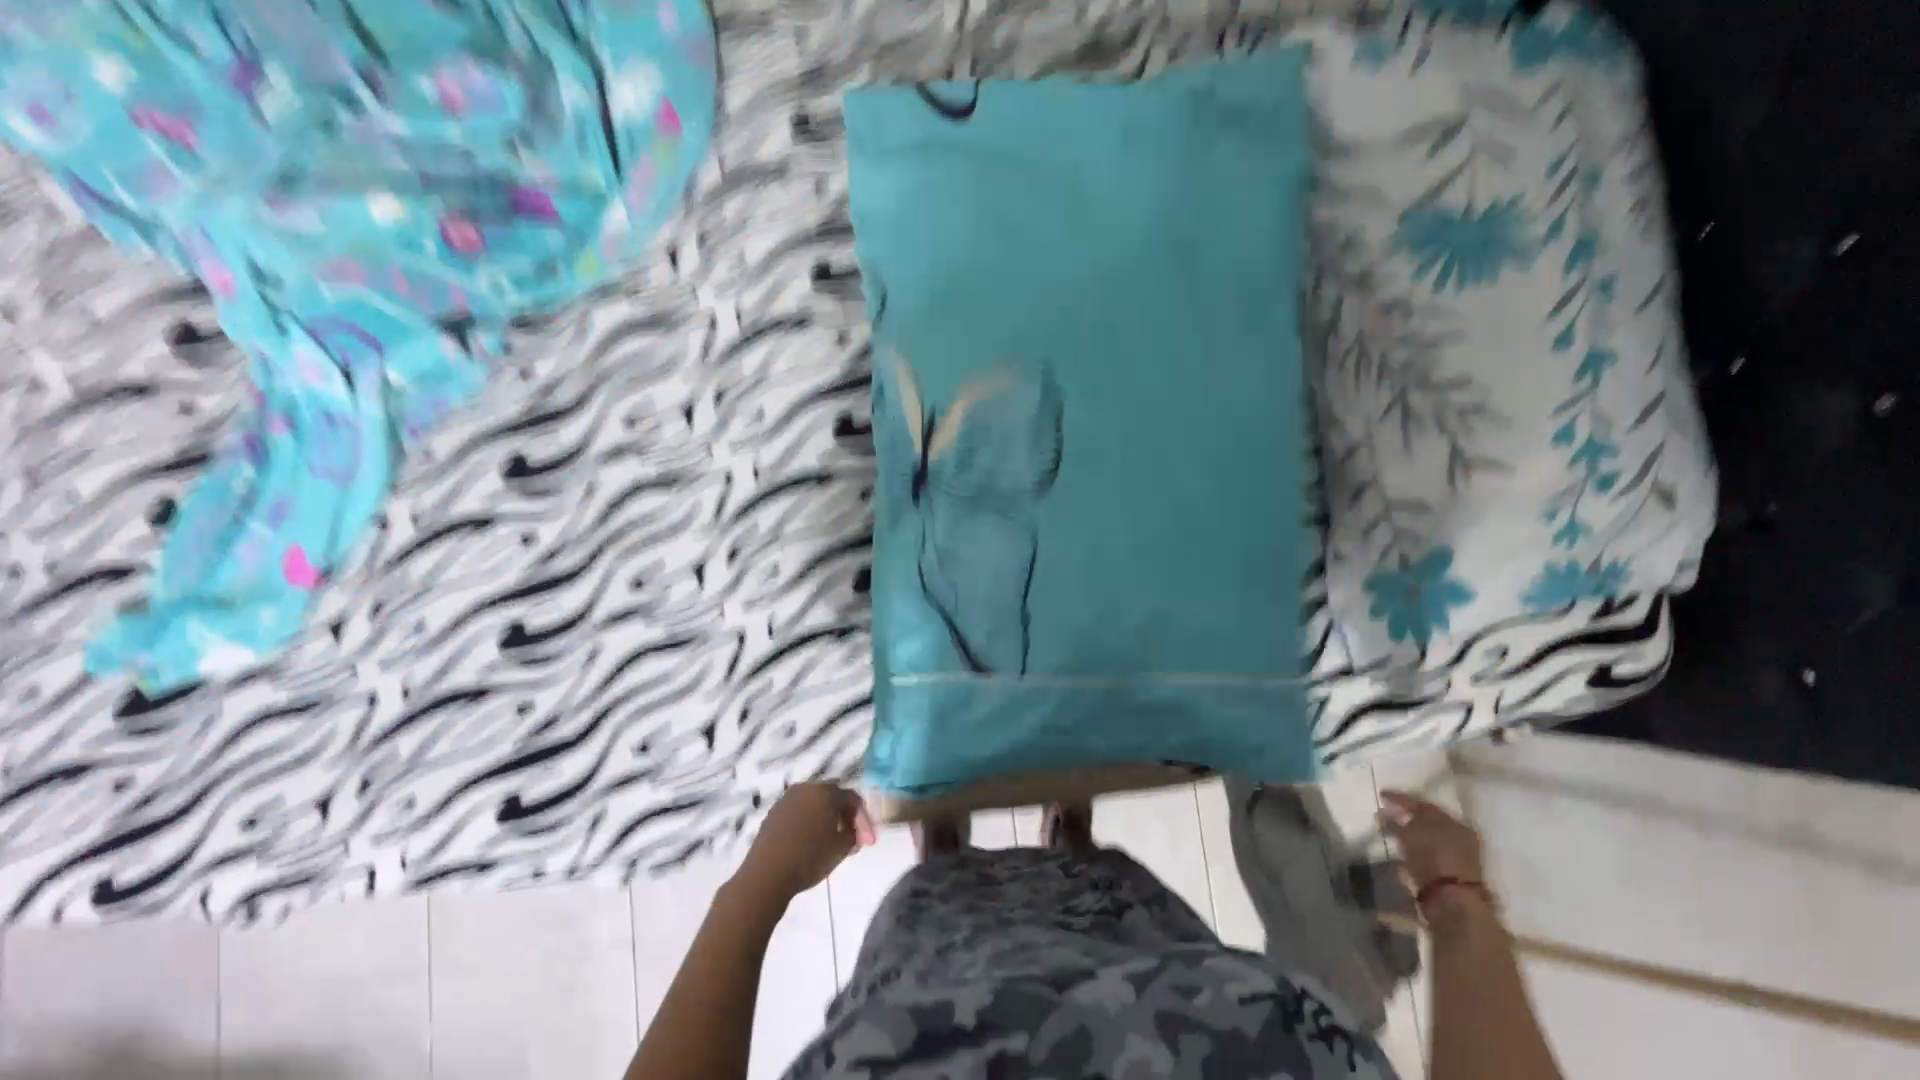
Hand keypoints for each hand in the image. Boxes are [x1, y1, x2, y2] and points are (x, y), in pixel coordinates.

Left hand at [737, 783, 876, 901]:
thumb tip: (851, 833)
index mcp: (824, 791)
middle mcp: (804, 788)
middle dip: (846, 819)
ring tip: (834, 844)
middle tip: (854, 841)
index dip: (864, 821)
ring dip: (828, 822)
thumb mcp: (842, 848)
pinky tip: (812, 844)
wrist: (766, 875)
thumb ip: (854, 835)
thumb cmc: (809, 857)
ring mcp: (785, 801)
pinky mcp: (772, 815)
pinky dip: (810, 825)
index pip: (852, 800)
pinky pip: (799, 815)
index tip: (868, 843)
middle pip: (833, 799)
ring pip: (814, 806)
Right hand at [1378, 789, 1489, 924]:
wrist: (1453, 903)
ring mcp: (1455, 857)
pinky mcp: (1448, 875)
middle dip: (1405, 814)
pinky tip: (1398, 852)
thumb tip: (1382, 812)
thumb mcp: (1411, 837)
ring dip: (1407, 833)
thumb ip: (1395, 823)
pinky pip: (1426, 855)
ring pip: (1426, 837)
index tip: (1381, 793)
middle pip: (1427, 820)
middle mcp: (1458, 837)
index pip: (1423, 803)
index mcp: (1454, 823)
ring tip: (1386, 830)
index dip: (1401, 797)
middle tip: (1384, 810)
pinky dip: (1412, 851)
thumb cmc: (1434, 861)